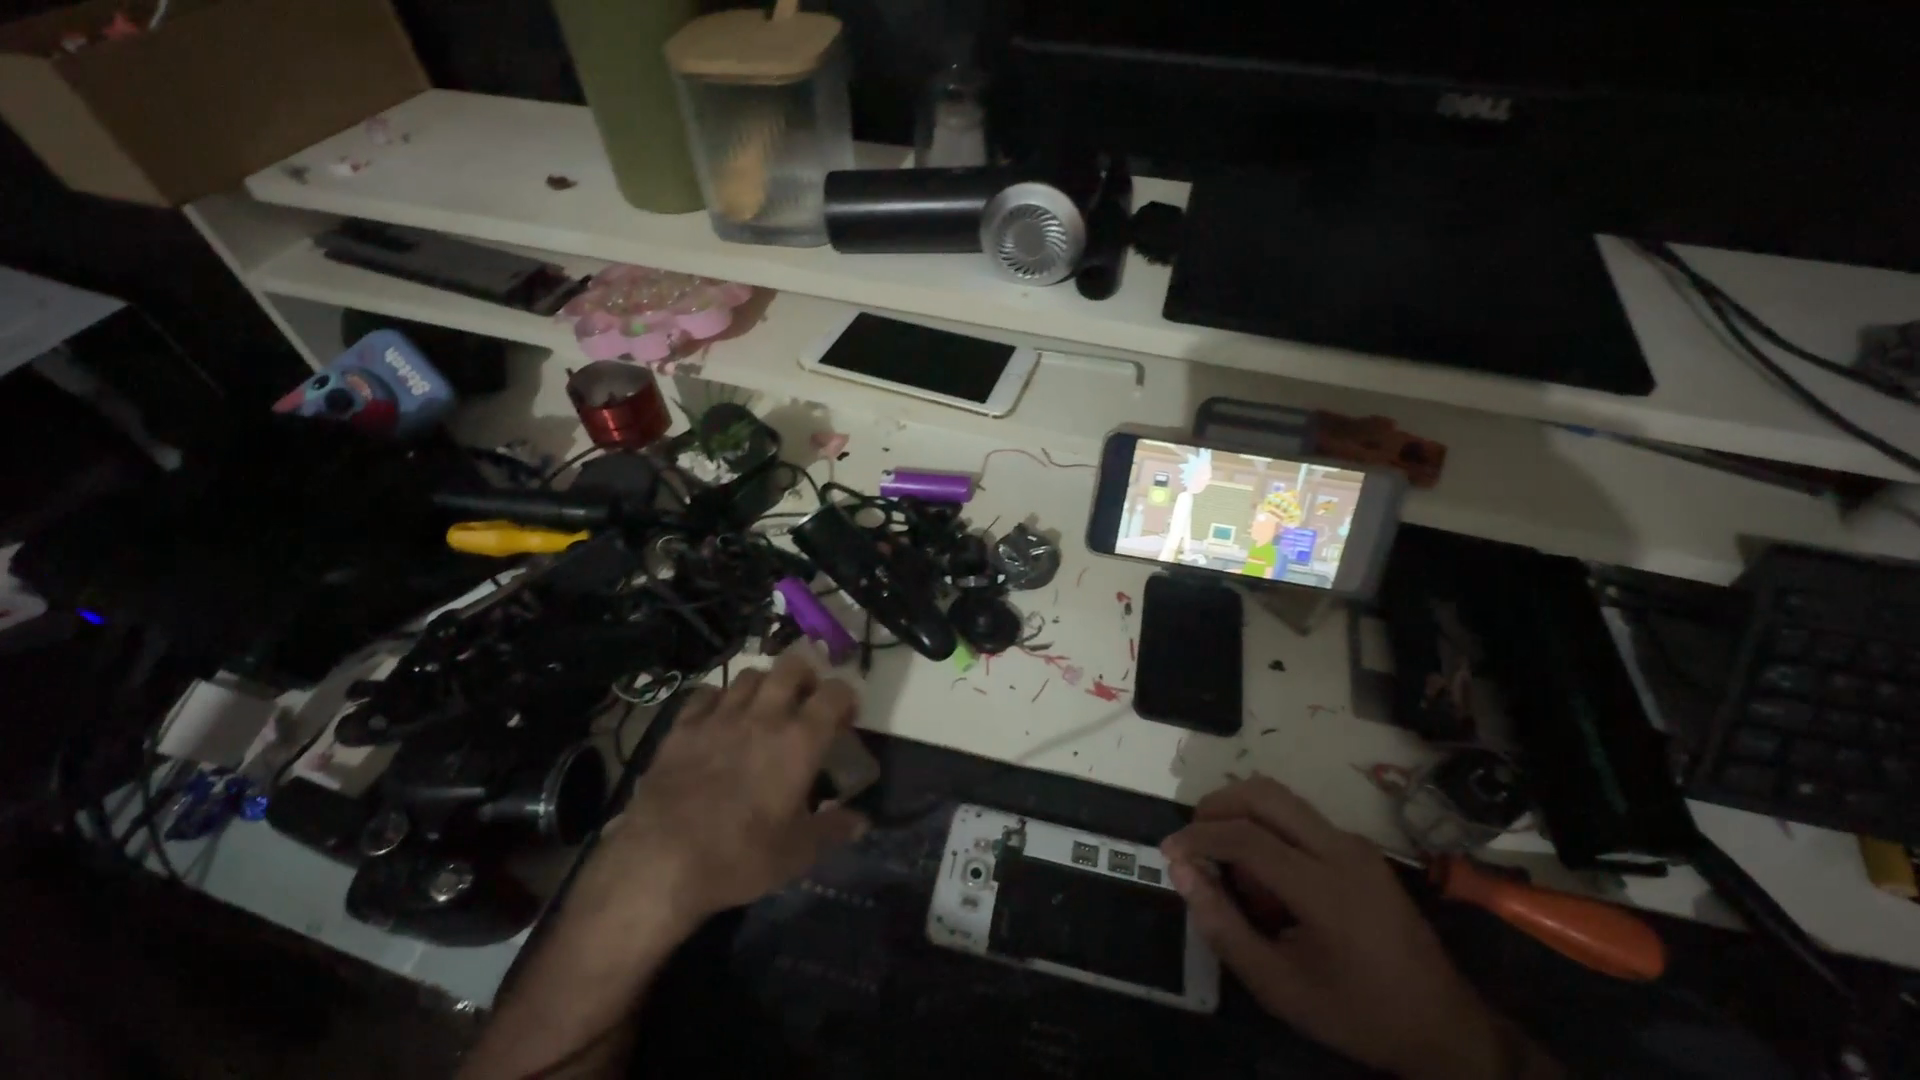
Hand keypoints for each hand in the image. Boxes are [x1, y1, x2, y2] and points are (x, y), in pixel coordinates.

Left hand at [590, 649, 868, 930]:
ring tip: (765, 708)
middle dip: (806, 677)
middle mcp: (764, 716)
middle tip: (806, 703)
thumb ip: (833, 830)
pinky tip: (720, 717)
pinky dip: (720, 698)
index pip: (835, 693)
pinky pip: (706, 693)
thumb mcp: (797, 853)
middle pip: (791, 667)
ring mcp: (719, 717)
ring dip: (765, 684)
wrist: (661, 860)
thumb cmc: (740, 857)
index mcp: (800, 741)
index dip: (846, 699)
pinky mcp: (682, 727)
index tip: (845, 718)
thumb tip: (862, 822)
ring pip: (750, 675)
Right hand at [1162, 778, 1516, 1079]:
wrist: (1442, 1026)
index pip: (1247, 837)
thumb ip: (1224, 927)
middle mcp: (1342, 850)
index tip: (1168, 853)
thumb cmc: (1356, 1013)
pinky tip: (1262, 875)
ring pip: (1283, 798)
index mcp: (1325, 888)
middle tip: (1192, 839)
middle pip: (1264, 794)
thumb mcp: (1278, 987)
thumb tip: (1182, 873)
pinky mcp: (1361, 850)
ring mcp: (1356, 845)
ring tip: (1222, 858)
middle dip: (1216, 806)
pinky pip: (1301, 818)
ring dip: (1241, 813)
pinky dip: (1267, 828)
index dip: (1198, 838)